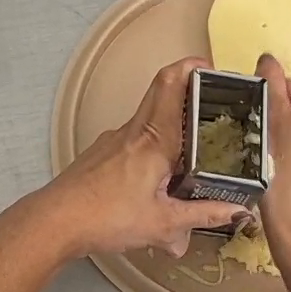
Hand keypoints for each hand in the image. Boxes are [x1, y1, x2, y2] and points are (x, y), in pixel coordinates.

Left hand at [33, 57, 250, 257]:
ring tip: (195, 148)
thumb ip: (203, 215)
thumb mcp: (163, 224)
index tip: (213, 70)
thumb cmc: (106, 218)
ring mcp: (114, 139)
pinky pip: (133, 137)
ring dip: (171, 120)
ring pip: (148, 116)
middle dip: (187, 86)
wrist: (55, 221)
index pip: (172, 83)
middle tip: (212, 100)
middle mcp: (133, 130)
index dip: (193, 67)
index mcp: (154, 139)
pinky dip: (151, 144)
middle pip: (161, 90)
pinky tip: (159, 175)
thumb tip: (235, 212)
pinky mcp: (102, 152)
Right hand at [256, 53, 290, 248]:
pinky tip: (277, 162)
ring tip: (266, 152)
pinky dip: (289, 146)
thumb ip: (271, 86)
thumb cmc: (282, 171)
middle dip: (274, 116)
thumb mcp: (272, 123)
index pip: (288, 86)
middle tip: (258, 138)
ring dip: (279, 132)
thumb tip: (267, 59)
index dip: (265, 100)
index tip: (253, 120)